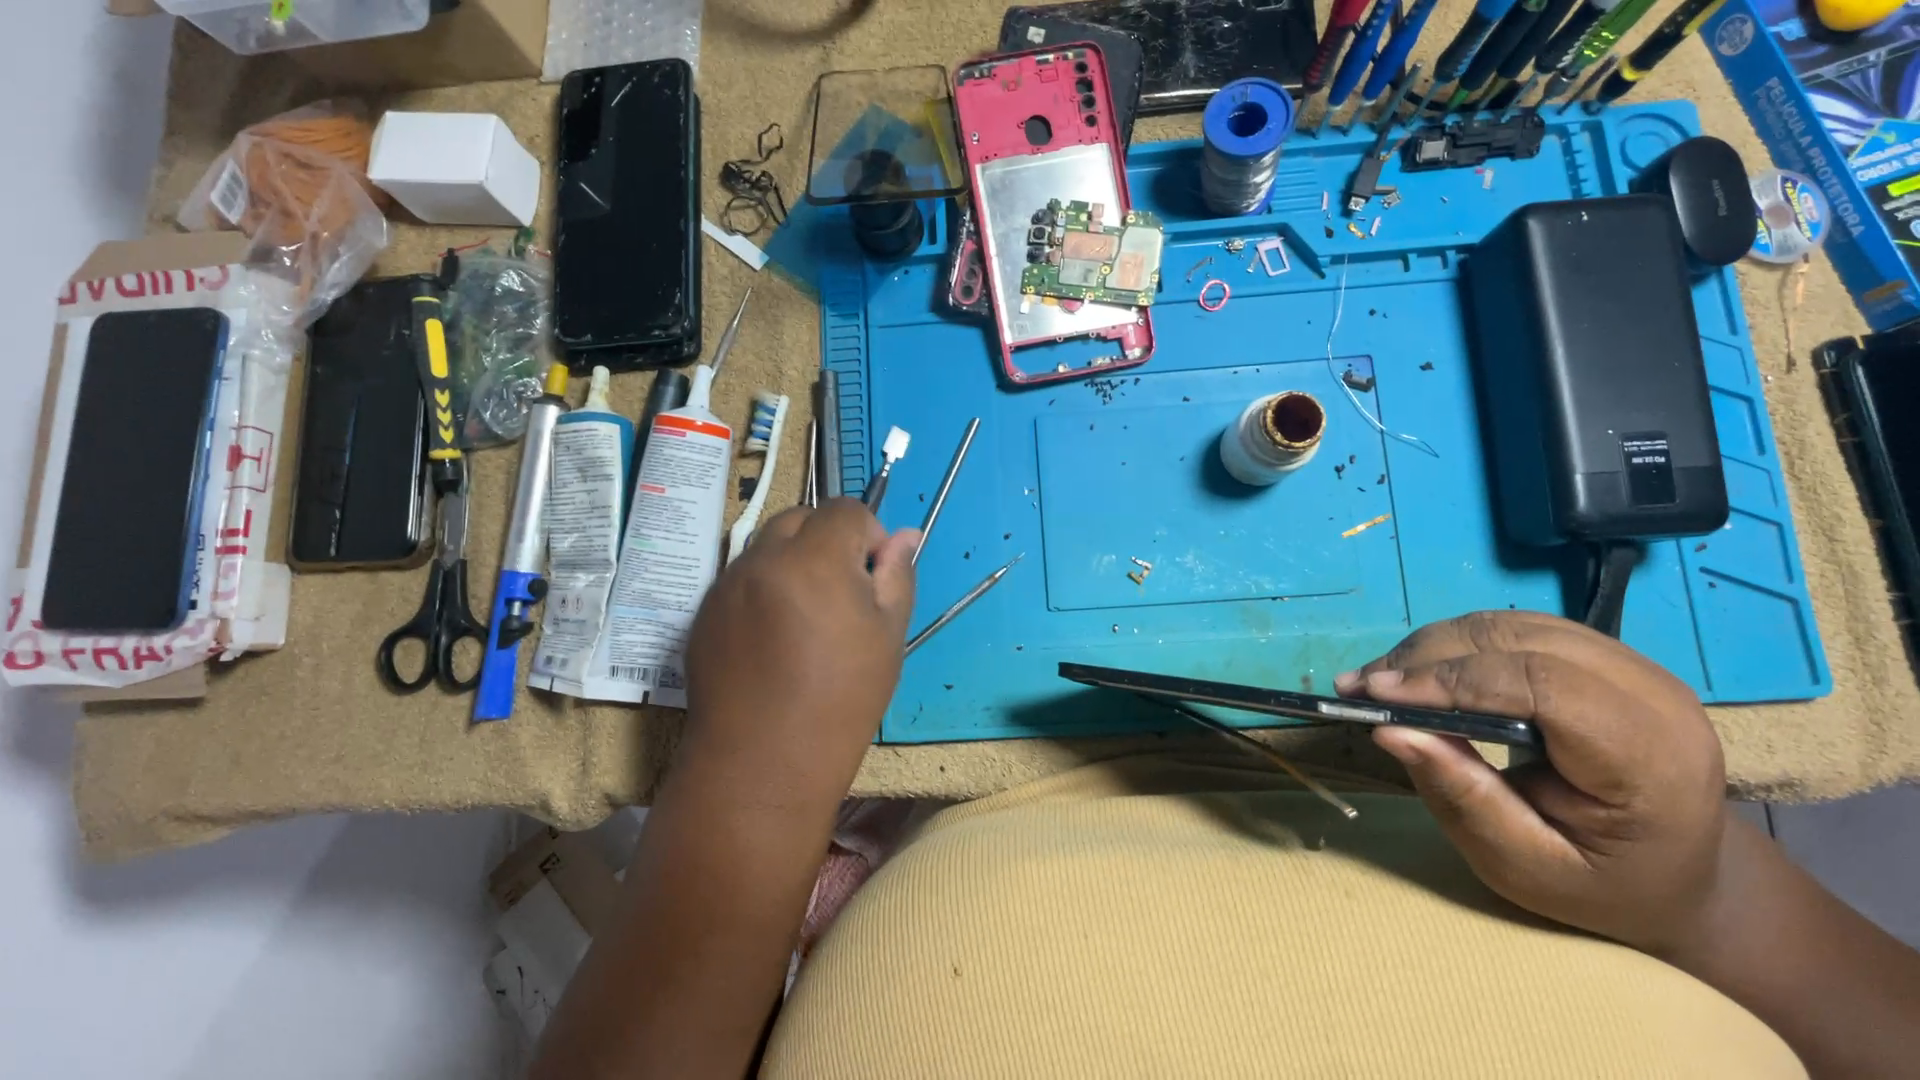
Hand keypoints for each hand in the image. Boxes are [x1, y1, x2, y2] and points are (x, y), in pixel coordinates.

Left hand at [682, 499, 917, 807]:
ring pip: (767, 547)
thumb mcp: (887, 637)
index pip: (844, 509)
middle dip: (826, 540)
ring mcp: (726, 585)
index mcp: (813, 559)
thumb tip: (904, 536)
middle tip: (841, 594)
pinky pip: (741, 579)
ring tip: (805, 620)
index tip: (872, 576)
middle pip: (800, 518)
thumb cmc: (841, 700)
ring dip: (792, 561)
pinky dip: (763, 589)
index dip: (867, 534)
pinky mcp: (703, 612)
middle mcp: (762, 559)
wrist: (762, 763)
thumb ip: (897, 575)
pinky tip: (772, 640)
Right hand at [1336, 611, 1727, 954]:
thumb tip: (1390, 732)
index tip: (1375, 695)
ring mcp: (1635, 667)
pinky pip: (1518, 629)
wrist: (1679, 875)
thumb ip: (1463, 798)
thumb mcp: (1524, 865)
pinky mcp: (1607, 657)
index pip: (1540, 684)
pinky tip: (1419, 671)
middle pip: (1519, 640)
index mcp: (1649, 757)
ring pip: (1511, 624)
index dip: (1450, 679)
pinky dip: (1457, 644)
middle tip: (1359, 687)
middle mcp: (1653, 694)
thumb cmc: (1600, 885)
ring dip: (1434, 645)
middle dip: (1428, 656)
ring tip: (1378, 680)